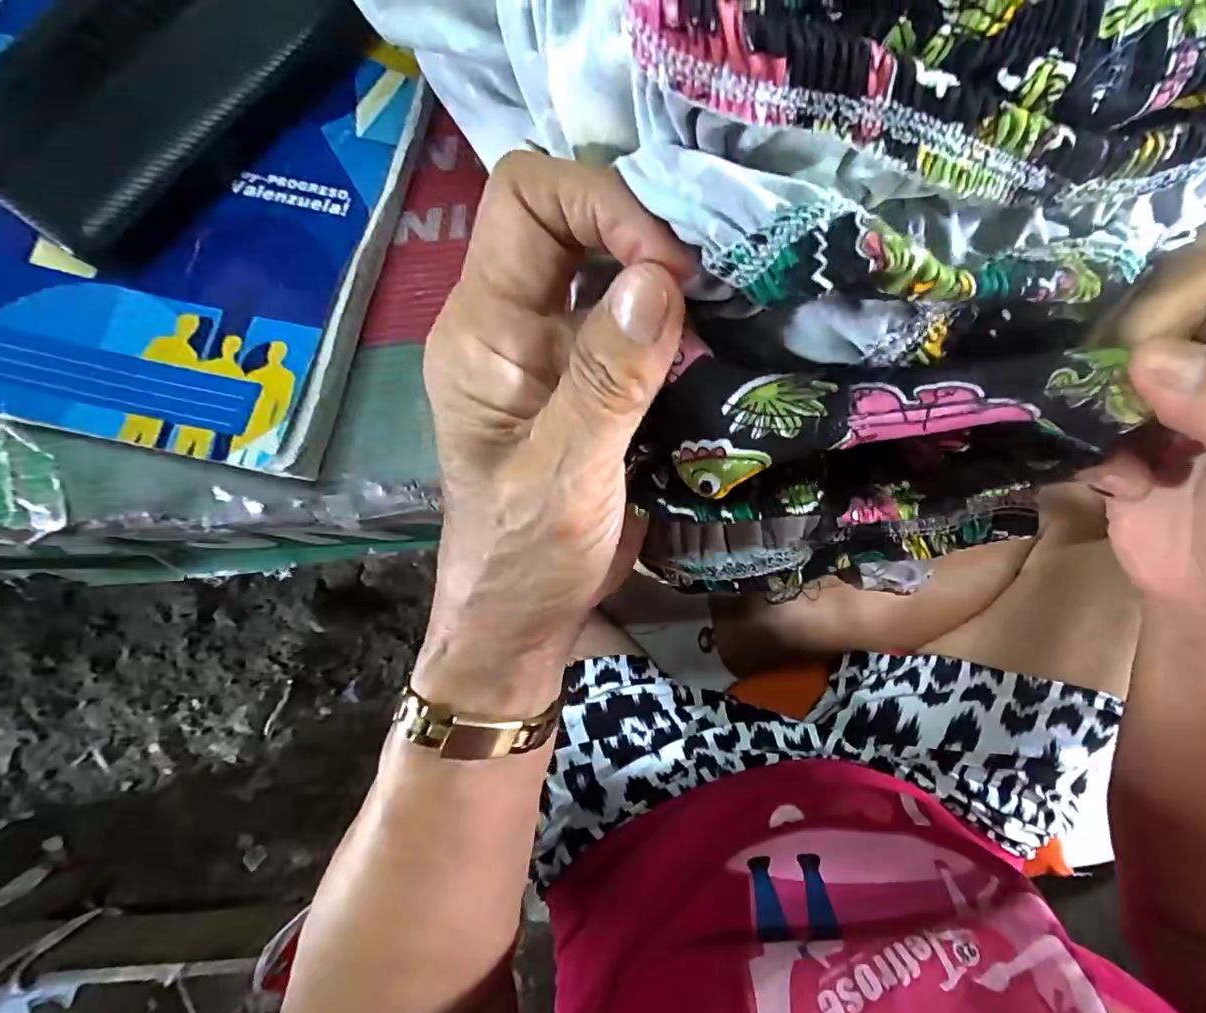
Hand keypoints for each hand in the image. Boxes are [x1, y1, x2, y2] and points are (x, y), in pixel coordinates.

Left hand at [413, 152, 693, 717]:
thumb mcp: (563, 476)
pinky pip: (629, 321)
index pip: (526, 201)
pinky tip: (713, 328)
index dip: (600, 203)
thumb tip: (658, 280)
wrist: (522, 618)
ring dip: (661, 267)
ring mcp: (551, 352)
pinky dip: (671, 313)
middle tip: (709, 267)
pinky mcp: (587, 383)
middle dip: (639, 225)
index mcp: (481, 331)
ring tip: (725, 287)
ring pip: (603, 267)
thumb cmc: (525, 559)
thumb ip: (605, 382)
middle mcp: (511, 324)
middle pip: (568, 220)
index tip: (669, 262)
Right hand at [1088, 246, 1205, 662]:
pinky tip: (1118, 488)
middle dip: (1118, 363)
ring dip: (1095, 412)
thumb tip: (1148, 357)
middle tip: (1112, 411)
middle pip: (1151, 314)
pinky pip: (1082, 417)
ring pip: (1104, 365)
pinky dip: (1085, 450)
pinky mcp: (1128, 438)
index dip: (1170, 308)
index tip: (1135, 361)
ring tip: (1123, 462)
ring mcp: (1176, 401)